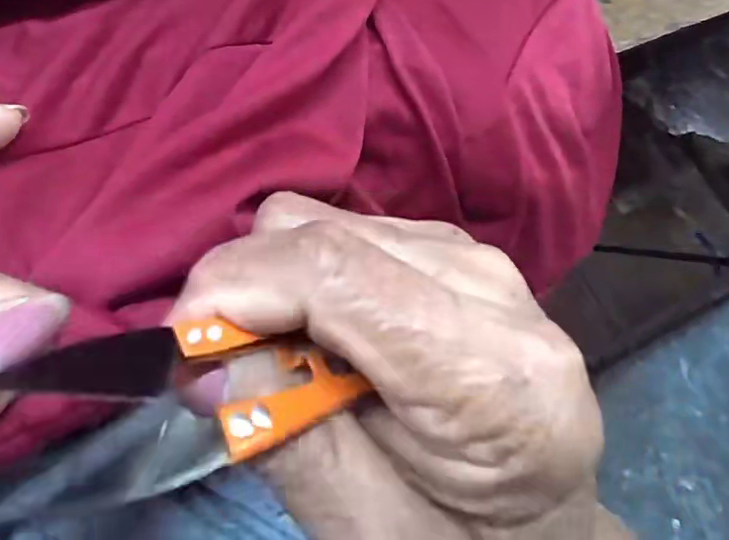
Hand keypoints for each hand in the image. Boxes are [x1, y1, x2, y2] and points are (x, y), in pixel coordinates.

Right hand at [170, 193, 618, 539]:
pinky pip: (354, 228)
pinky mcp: (455, 246)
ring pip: (330, 219)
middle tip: (219, 367)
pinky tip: (328, 333)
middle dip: (245, 284)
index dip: (237, 287)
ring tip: (283, 358)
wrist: (547, 521)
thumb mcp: (371, 531)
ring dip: (278, 278)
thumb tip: (206, 353)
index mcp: (489, 372)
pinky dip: (312, 271)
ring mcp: (476, 254)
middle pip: (325, 232)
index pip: (339, 274)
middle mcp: (489, 287)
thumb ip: (291, 435)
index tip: (181, 344)